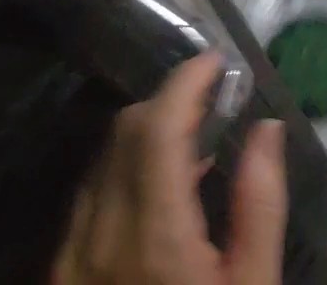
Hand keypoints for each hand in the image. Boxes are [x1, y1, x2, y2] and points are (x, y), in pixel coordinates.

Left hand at [53, 55, 287, 284]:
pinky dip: (125, 168)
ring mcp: (72, 256)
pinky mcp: (60, 271)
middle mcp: (101, 236)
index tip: (218, 63)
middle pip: (126, 130)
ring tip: (194, 143)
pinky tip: (160, 190)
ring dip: (146, 132)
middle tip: (214, 103)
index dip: (187, 82)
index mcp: (155, 239)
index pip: (158, 128)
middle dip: (171, 101)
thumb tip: (266, 127)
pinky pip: (90, 193)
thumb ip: (261, 202)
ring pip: (103, 157)